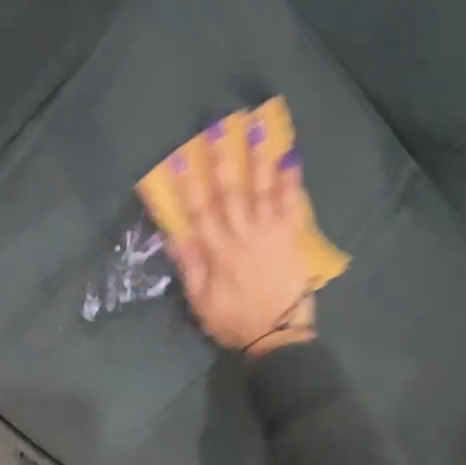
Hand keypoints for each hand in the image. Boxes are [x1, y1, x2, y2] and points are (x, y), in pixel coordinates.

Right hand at [163, 131, 317, 357]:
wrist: (276, 336)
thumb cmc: (232, 321)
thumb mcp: (200, 302)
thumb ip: (189, 267)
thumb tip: (174, 236)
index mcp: (215, 252)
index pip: (197, 212)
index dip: (188, 184)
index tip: (180, 158)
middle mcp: (240, 236)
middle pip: (229, 192)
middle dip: (223, 159)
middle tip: (219, 127)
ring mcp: (268, 234)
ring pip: (260, 189)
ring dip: (258, 158)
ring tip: (258, 129)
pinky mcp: (290, 237)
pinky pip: (291, 203)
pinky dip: (290, 180)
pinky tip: (290, 156)